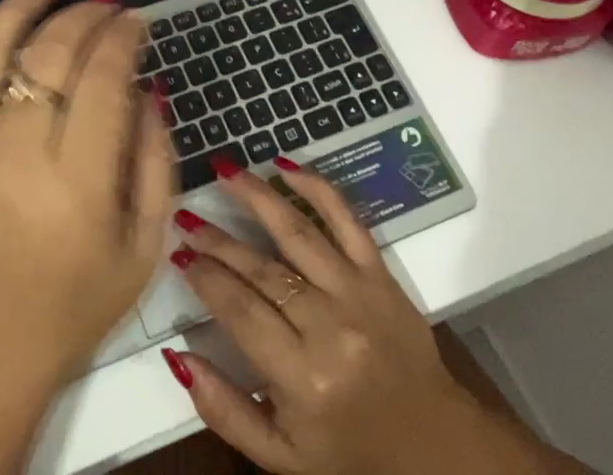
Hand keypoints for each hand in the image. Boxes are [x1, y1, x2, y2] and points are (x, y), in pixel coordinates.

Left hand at [0, 0, 174, 473]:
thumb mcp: (142, 249)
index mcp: (80, 183)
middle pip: (52, 53)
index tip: (138, 21)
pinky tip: (2, 24)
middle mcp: (20, 154)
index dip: (124, 37)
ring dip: (24, 7)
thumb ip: (153, 162)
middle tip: (108, 3)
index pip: (104, 79)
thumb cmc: (72, 310)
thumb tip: (149, 90)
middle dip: (85, 15)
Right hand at [163, 160, 588, 474]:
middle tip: (186, 218)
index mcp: (302, 376)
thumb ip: (224, 408)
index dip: (205, 277)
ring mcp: (359, 294)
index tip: (178, 255)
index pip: (239, 310)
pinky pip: (348, 222)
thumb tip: (177, 355)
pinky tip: (286, 166)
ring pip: (298, 234)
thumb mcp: (279, 454)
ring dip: (257, 197)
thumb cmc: (350, 452)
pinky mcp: (382, 275)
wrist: (434, 446)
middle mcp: (330, 327)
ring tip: (224, 171)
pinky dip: (318, 189)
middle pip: (262, 270)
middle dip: (218, 240)